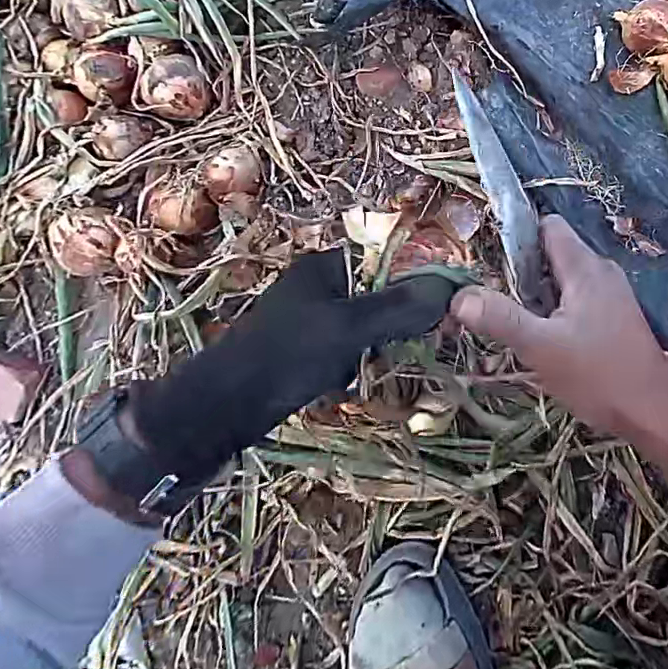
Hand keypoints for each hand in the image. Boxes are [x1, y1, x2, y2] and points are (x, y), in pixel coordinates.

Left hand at [125, 249, 458, 485]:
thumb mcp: (347, 329)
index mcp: (326, 266)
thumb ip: (396, 308)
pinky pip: (347, 345)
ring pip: (366, 322)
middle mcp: (319, 284)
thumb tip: (448, 290)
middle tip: (405, 343)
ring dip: (374, 344)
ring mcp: (311, 316)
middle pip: (379, 291)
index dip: (415, 279)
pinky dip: (353, 361)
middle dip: (394, 319)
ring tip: (366, 365)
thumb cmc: (284, 356)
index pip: (386, 259)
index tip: (438, 307)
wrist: (219, 409)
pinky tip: (345, 380)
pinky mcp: (305, 346)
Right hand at [451, 216, 667, 444]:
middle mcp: (602, 271)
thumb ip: (501, 318)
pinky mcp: (617, 317)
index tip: (492, 265)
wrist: (656, 415)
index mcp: (585, 267)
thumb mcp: (542, 348)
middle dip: (523, 272)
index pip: (548, 226)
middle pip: (553, 253)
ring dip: (540, 295)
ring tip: (519, 325)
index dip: (518, 237)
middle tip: (498, 301)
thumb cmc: (600, 376)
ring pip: (565, 279)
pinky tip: (548, 342)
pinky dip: (558, 310)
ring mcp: (613, 294)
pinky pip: (579, 298)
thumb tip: (459, 296)